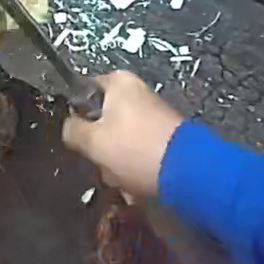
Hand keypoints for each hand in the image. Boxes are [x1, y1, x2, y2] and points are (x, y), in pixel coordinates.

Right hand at [62, 71, 184, 197]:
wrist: (193, 174)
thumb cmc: (134, 148)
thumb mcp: (91, 140)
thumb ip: (71, 130)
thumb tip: (70, 128)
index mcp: (118, 82)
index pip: (82, 93)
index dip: (77, 116)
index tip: (80, 137)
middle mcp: (137, 91)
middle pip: (102, 119)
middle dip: (101, 145)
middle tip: (103, 161)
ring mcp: (155, 114)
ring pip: (121, 138)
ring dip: (117, 160)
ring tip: (122, 178)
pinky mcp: (168, 137)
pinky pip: (140, 149)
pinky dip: (136, 165)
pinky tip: (137, 182)